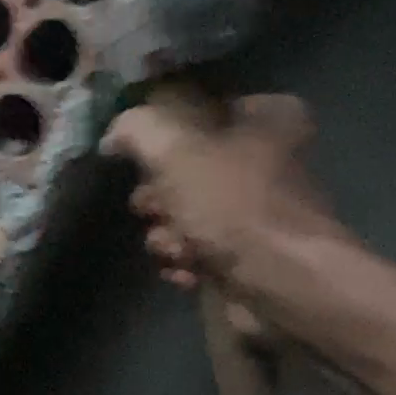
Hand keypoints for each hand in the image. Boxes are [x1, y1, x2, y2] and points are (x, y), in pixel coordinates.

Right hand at [102, 92, 339, 291]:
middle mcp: (265, 160)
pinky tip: (185, 268)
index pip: (198, 111)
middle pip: (183, 169)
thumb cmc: (233, 205)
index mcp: (266, 119)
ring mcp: (253, 212)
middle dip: (159, 196)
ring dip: (166, 234)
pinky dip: (183, 260)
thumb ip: (138, 129)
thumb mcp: (176, 150)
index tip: (146, 158)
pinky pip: (194, 249)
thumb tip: (115, 134)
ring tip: (176, 247)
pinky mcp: (244, 254)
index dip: (164, 136)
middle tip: (156, 207)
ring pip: (182, 214)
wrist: (280, 283)